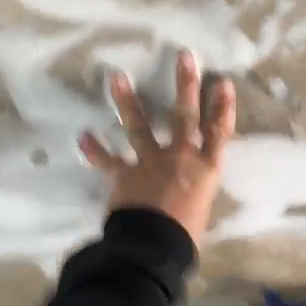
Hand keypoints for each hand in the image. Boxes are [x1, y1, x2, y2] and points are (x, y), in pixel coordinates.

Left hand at [78, 50, 236, 243]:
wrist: (155, 249)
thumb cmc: (186, 238)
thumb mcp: (201, 212)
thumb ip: (195, 194)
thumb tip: (189, 194)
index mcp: (206, 170)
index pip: (219, 132)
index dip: (222, 107)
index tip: (223, 82)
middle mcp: (181, 158)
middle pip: (185, 116)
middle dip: (186, 85)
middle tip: (184, 56)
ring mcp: (151, 163)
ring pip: (140, 126)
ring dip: (127, 101)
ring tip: (117, 77)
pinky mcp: (125, 175)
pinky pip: (108, 161)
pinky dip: (94, 150)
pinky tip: (82, 137)